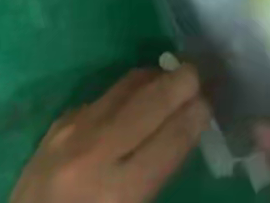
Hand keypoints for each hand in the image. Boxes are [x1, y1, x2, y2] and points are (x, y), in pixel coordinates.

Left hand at [10, 66, 210, 202]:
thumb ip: (160, 175)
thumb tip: (188, 127)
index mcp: (117, 194)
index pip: (175, 135)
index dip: (200, 114)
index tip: (211, 106)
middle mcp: (94, 155)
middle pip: (156, 97)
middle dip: (187, 82)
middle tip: (202, 81)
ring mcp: (72, 133)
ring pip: (132, 83)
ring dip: (161, 78)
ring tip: (175, 84)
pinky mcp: (58, 124)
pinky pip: (107, 94)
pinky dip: (131, 91)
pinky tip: (138, 102)